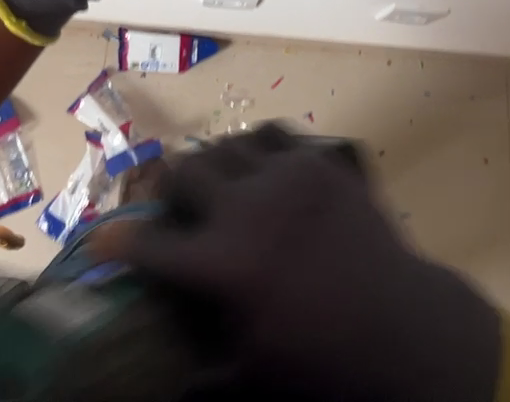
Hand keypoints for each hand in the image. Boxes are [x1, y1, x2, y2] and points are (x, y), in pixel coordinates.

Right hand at [123, 124, 509, 401]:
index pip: (149, 243)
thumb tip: (172, 388)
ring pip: (225, 143)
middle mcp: (244, 208)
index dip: (120, 240)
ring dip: (214, 164)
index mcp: (221, 265)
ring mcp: (284, 177)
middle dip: (169, 188)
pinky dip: (258, 147)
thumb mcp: (253, 378)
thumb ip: (202, 378)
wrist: (405, 329)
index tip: (104, 237)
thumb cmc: (324, 362)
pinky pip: (273, 134)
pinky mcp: (318, 163)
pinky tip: (264, 169)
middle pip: (183, 171)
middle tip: (176, 206)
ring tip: (221, 185)